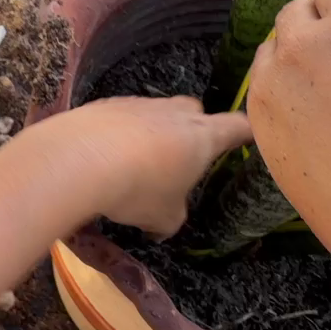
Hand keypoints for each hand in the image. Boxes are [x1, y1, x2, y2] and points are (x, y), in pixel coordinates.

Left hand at [25, 97, 251, 236]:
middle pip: (195, 112)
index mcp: (202, 136)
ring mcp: (139, 103)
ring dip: (151, 134)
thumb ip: (171, 218)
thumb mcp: (163, 217)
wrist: (78, 158)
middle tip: (182, 159)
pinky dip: (118, 134)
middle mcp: (174, 112)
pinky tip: (103, 157)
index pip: (238, 126)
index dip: (247, 132)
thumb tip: (162, 225)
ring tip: (132, 165)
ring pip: (155, 114)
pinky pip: (121, 118)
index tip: (252, 136)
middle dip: (193, 131)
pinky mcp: (105, 104)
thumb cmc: (137, 189)